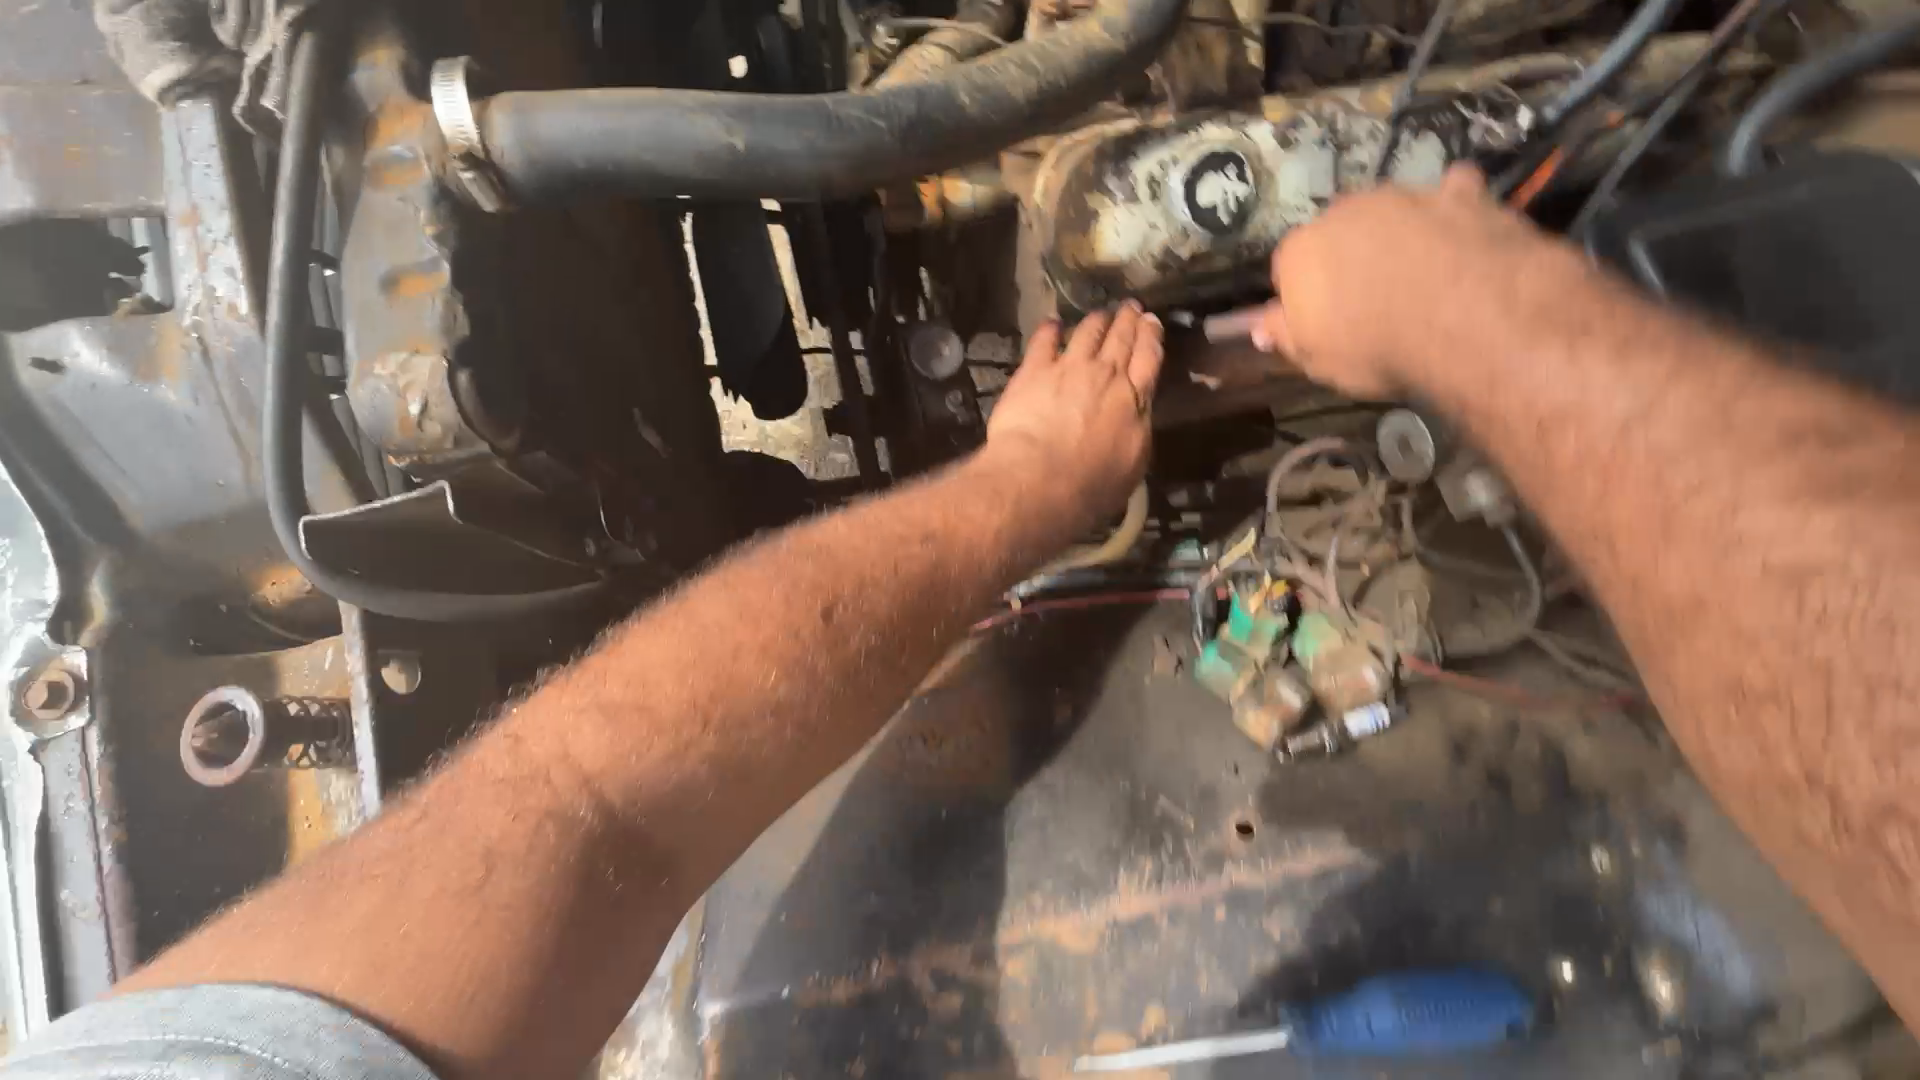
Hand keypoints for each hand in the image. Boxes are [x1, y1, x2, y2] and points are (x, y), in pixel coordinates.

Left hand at [986, 301, 1165, 525]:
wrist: (1040, 479)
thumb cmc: (1090, 487)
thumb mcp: (1131, 467)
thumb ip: (1135, 434)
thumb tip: (1136, 422)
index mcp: (1134, 402)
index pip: (1149, 361)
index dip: (1151, 338)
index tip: (1152, 322)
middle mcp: (1106, 377)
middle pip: (1121, 340)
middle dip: (1128, 321)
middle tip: (1131, 307)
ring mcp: (1069, 369)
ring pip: (1088, 333)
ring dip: (1096, 320)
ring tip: (1100, 314)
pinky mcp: (1034, 371)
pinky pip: (1044, 341)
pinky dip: (1050, 329)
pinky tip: (1052, 324)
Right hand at [1255, 164, 1569, 398]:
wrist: (1465, 319)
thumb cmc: (1373, 347)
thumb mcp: (1315, 359)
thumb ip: (1285, 335)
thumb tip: (1260, 326)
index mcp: (1300, 252)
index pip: (1288, 266)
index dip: (1303, 293)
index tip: (1320, 318)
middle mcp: (1344, 212)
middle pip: (1337, 232)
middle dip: (1346, 256)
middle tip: (1367, 297)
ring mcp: (1404, 196)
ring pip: (1389, 209)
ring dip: (1394, 231)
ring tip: (1414, 270)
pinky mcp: (1460, 193)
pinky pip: (1451, 190)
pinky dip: (1450, 205)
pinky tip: (1458, 227)